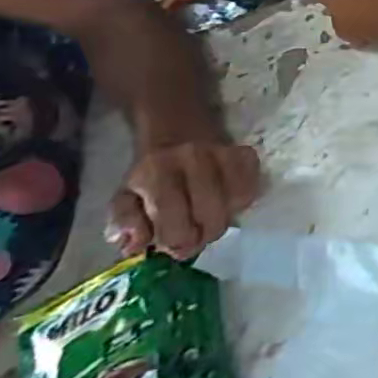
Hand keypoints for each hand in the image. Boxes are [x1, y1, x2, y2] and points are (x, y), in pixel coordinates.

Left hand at [109, 140, 261, 259]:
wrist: (179, 129)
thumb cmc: (151, 171)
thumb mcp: (125, 196)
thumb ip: (126, 223)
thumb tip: (135, 247)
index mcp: (156, 173)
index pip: (173, 221)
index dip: (176, 243)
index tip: (174, 248)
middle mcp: (192, 160)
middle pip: (210, 216)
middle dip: (203, 236)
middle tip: (195, 237)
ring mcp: (224, 155)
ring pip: (235, 205)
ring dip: (224, 220)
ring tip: (210, 219)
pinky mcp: (246, 154)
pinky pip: (251, 189)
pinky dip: (241, 203)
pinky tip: (227, 202)